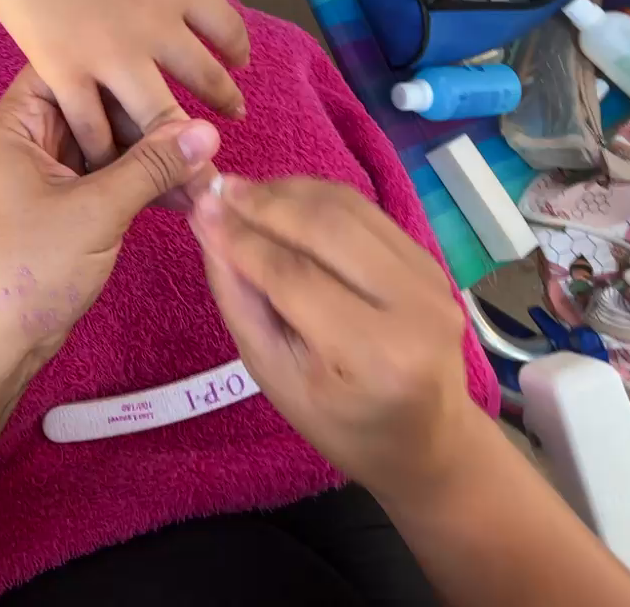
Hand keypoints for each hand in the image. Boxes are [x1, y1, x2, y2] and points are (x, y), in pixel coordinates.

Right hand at [0, 0, 250, 169]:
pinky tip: (115, 158)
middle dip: (222, 104)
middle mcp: (156, 25)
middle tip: (228, 119)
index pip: (227, 29)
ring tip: (179, 155)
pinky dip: (109, 148)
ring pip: (158, 117)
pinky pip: (95, 126)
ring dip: (174, 140)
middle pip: (204, 79)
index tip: (237, 65)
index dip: (237, 53)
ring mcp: (109, 54)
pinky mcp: (63, 71)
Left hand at [0, 66, 221, 370]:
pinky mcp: (67, 204)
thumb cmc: (29, 267)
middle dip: (149, 125)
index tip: (172, 73)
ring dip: (153, 160)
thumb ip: (151, 167)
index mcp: (17, 122)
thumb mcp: (94, 211)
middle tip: (204, 143)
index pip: (69, 67)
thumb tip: (207, 131)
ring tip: (204, 177)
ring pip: (109, 146)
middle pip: (96, 107)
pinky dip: (142, 185)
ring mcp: (51, 172)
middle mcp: (31, 138)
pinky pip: (111, 178)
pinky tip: (185, 198)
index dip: (117, 65)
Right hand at [190, 176, 482, 503]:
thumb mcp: (273, 374)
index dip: (242, 239)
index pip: (296, 276)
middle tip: (218, 190)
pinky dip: (313, 195)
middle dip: (264, 203)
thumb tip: (206, 223)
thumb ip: (237, 297)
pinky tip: (279, 199)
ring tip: (241, 193)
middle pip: (326, 229)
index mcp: (377, 354)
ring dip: (286, 191)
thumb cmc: (339, 420)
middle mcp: (414, 306)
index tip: (200, 211)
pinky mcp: (428, 256)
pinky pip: (361, 209)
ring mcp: (429, 276)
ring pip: (345, 208)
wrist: (427, 438)